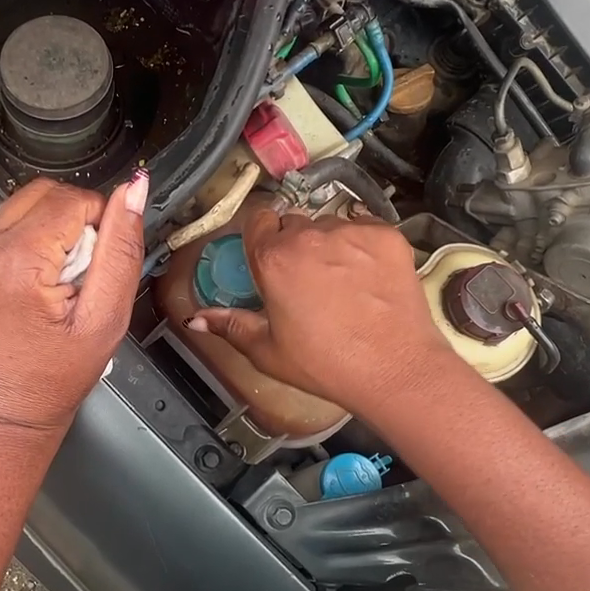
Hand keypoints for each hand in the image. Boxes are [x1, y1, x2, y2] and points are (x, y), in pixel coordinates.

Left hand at [0, 174, 148, 433]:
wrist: (9, 409)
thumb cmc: (57, 374)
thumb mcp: (106, 316)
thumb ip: (121, 248)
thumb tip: (134, 189)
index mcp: (17, 262)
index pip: (71, 200)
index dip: (98, 224)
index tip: (97, 266)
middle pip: (43, 194)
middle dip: (73, 220)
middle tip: (80, 271)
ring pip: (20, 204)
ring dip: (48, 227)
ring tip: (57, 278)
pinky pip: (0, 225)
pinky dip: (24, 238)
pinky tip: (35, 280)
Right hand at [187, 207, 456, 417]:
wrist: (393, 369)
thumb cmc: (326, 364)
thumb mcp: (267, 351)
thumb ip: (230, 325)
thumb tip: (195, 318)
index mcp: (273, 260)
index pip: (257, 221)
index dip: (261, 239)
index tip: (268, 258)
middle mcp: (310, 236)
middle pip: (293, 224)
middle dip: (294, 245)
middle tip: (305, 281)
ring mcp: (351, 232)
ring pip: (329, 225)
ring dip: (328, 245)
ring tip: (340, 283)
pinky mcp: (386, 235)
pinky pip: (364, 229)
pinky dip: (362, 247)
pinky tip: (366, 278)